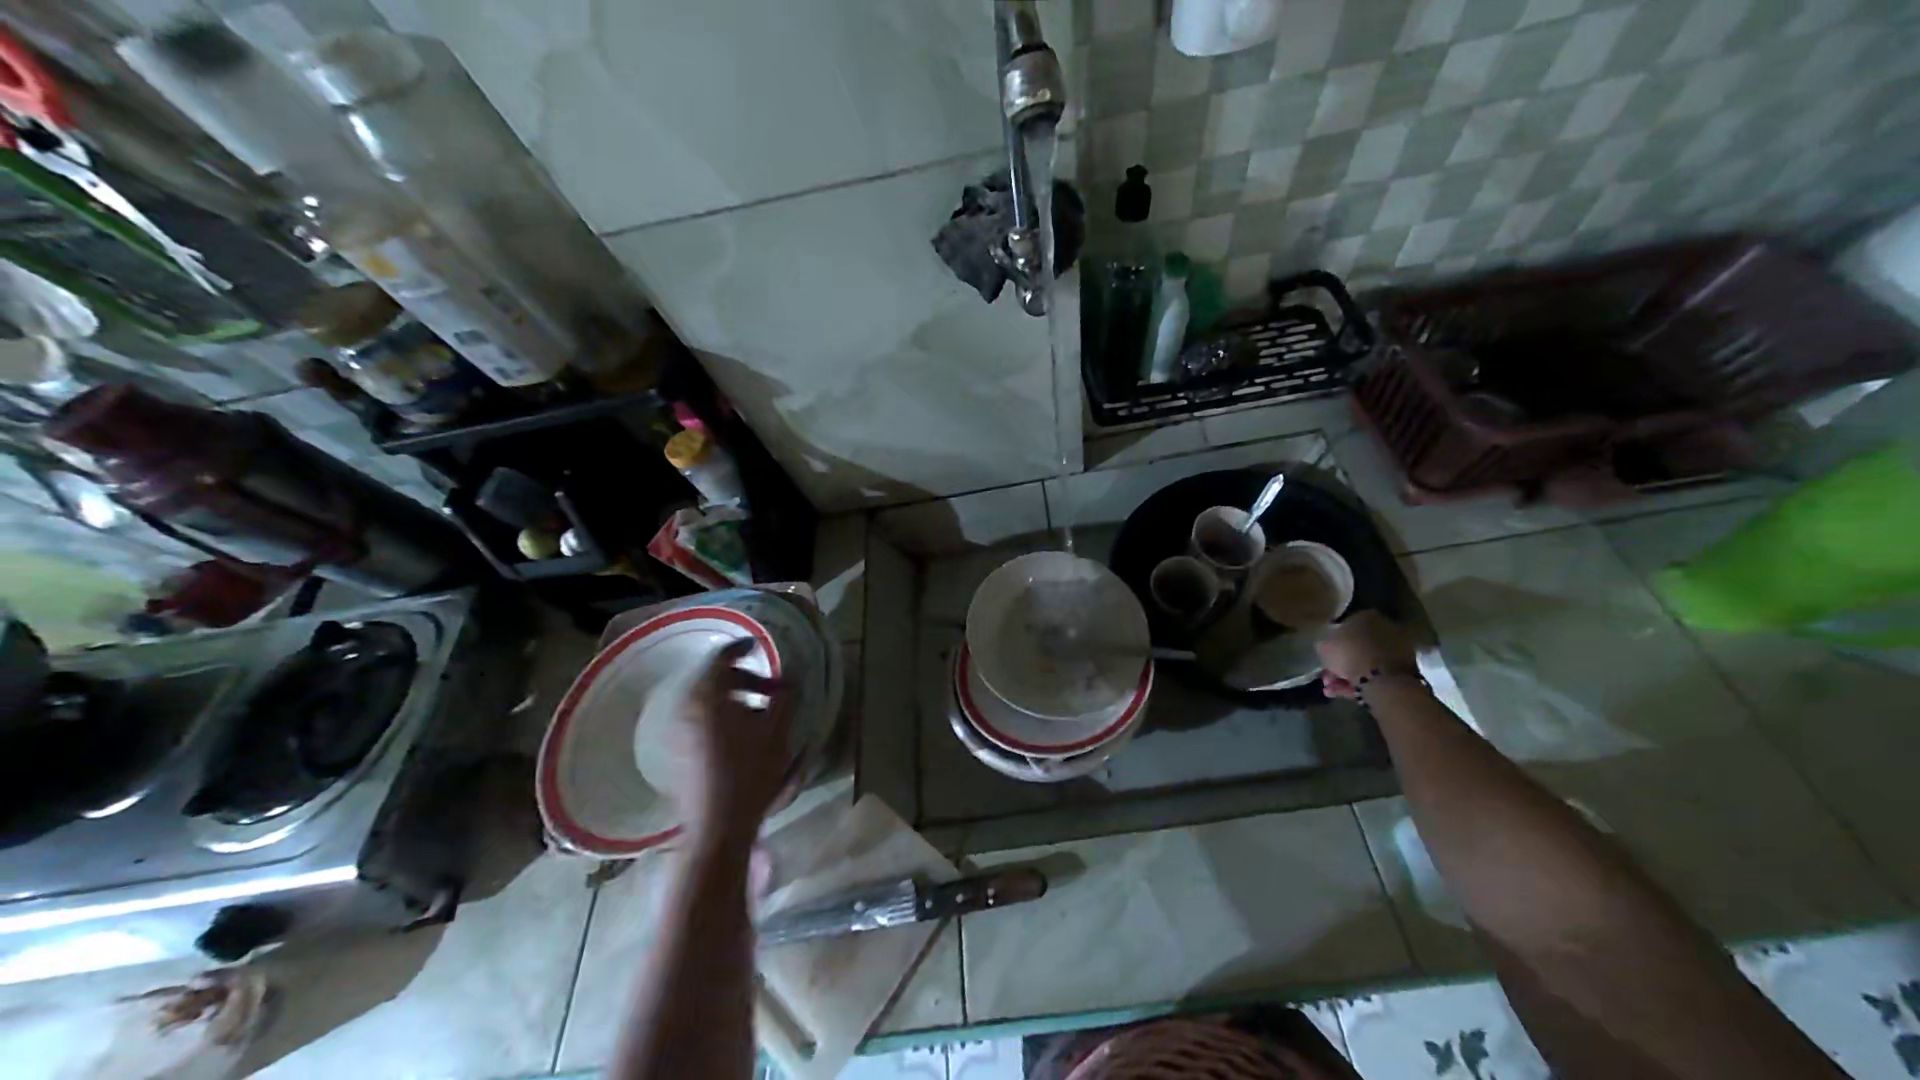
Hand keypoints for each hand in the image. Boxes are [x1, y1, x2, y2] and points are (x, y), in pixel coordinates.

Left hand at [672, 638, 792, 847]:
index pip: (721, 657)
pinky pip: (702, 719)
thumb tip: (790, 676)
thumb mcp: (778, 731)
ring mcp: (680, 730)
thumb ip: (785, 697)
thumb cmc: (750, 773)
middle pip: (715, 679)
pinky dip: (723, 715)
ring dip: (736, 699)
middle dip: (746, 679)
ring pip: (709, 701)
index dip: (742, 647)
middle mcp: (687, 707)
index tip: (760, 645)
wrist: (717, 826)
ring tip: (763, 716)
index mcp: (709, 696)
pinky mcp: (679, 750)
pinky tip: (745, 736)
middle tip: (773, 691)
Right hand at [1316, 610, 1418, 699]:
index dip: (1333, 641)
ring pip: (1364, 663)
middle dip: (1339, 662)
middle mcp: (1385, 629)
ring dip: (1345, 676)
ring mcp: (1396, 651)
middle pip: (1357, 647)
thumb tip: (1326, 644)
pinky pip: (1374, 676)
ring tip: (1329, 689)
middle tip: (1326, 676)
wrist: (1382, 679)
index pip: (1347, 625)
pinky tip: (1341, 693)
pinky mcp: (1402, 671)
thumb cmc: (1350, 653)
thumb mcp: (1324, 644)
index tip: (1325, 654)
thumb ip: (1324, 643)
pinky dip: (1357, 684)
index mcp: (1367, 616)